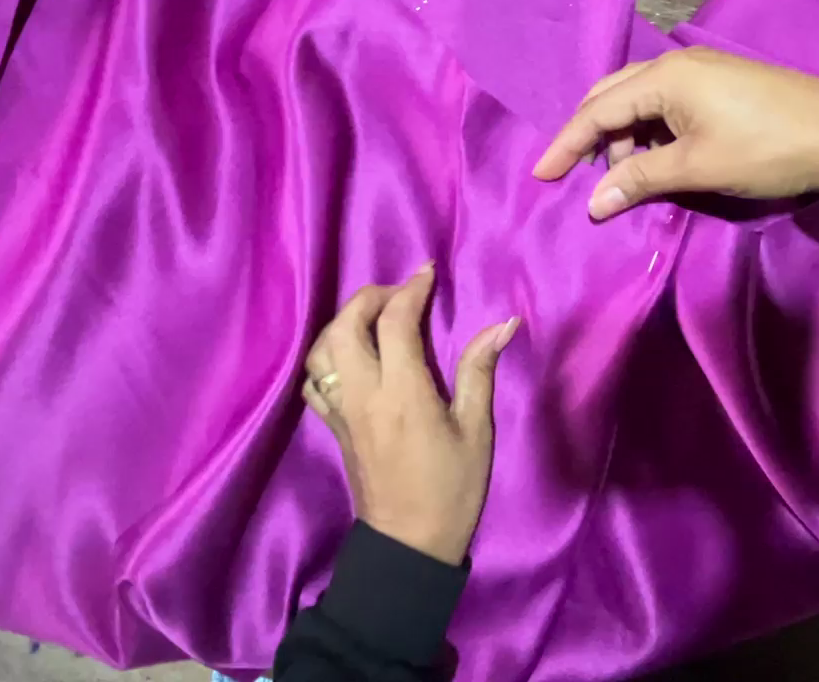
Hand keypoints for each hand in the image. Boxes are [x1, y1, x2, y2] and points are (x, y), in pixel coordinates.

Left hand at [302, 264, 519, 565]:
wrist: (409, 546)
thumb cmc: (452, 488)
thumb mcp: (476, 430)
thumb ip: (480, 370)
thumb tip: (504, 322)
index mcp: (403, 392)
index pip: (396, 321)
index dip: (411, 288)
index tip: (427, 272)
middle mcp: (364, 393)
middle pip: (346, 324)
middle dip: (370, 296)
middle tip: (400, 294)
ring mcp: (341, 410)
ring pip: (322, 348)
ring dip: (344, 321)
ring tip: (374, 319)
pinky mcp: (332, 426)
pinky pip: (314, 381)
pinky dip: (326, 356)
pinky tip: (350, 357)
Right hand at [532, 47, 818, 218]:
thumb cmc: (766, 148)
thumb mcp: (697, 167)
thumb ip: (640, 180)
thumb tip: (594, 203)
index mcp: (665, 77)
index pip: (598, 110)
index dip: (566, 144)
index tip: (541, 176)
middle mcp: (674, 64)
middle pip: (611, 95)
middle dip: (589, 134)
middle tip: (576, 173)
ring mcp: (699, 70)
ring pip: (638, 99)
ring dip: (623, 136)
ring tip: (627, 176)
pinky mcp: (717, 82)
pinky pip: (663, 102)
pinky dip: (648, 130)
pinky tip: (656, 157)